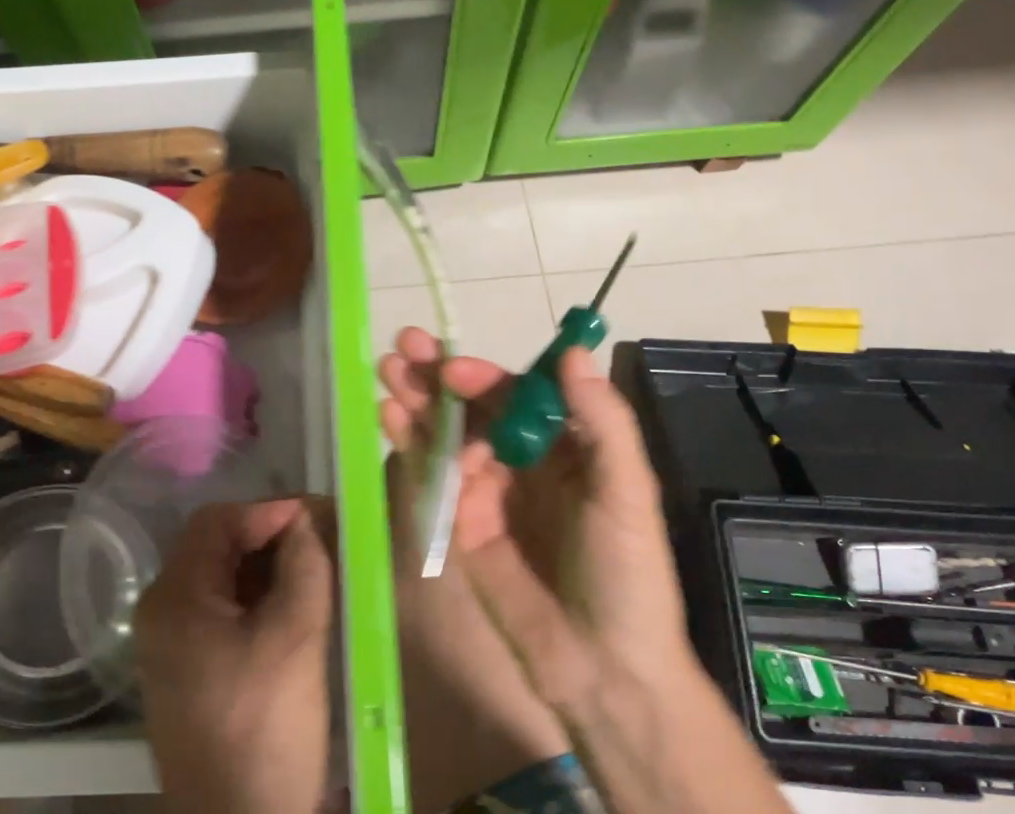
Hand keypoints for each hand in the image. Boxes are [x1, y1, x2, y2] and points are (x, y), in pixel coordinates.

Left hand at [134, 499, 335, 813]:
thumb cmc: (265, 726)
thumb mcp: (295, 638)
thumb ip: (303, 566)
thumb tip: (305, 521)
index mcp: (174, 597)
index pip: (218, 522)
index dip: (269, 512)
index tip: (320, 516)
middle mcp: (160, 613)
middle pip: (215, 549)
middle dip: (270, 539)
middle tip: (325, 543)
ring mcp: (169, 646)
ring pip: (220, 583)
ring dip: (267, 571)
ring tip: (318, 574)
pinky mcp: (187, 672)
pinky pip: (220, 616)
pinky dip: (256, 603)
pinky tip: (294, 612)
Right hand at [380, 328, 690, 712]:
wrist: (602, 668)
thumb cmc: (627, 574)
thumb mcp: (626, 492)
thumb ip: (602, 421)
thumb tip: (572, 351)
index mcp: (567, 448)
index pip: (519, 395)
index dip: (485, 376)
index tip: (453, 369)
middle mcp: (523, 462)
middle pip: (475, 408)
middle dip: (439, 376)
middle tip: (403, 345)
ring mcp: (487, 494)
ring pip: (447, 435)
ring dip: (417, 401)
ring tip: (387, 370)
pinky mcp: (459, 526)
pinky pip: (432, 478)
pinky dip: (410, 444)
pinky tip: (388, 416)